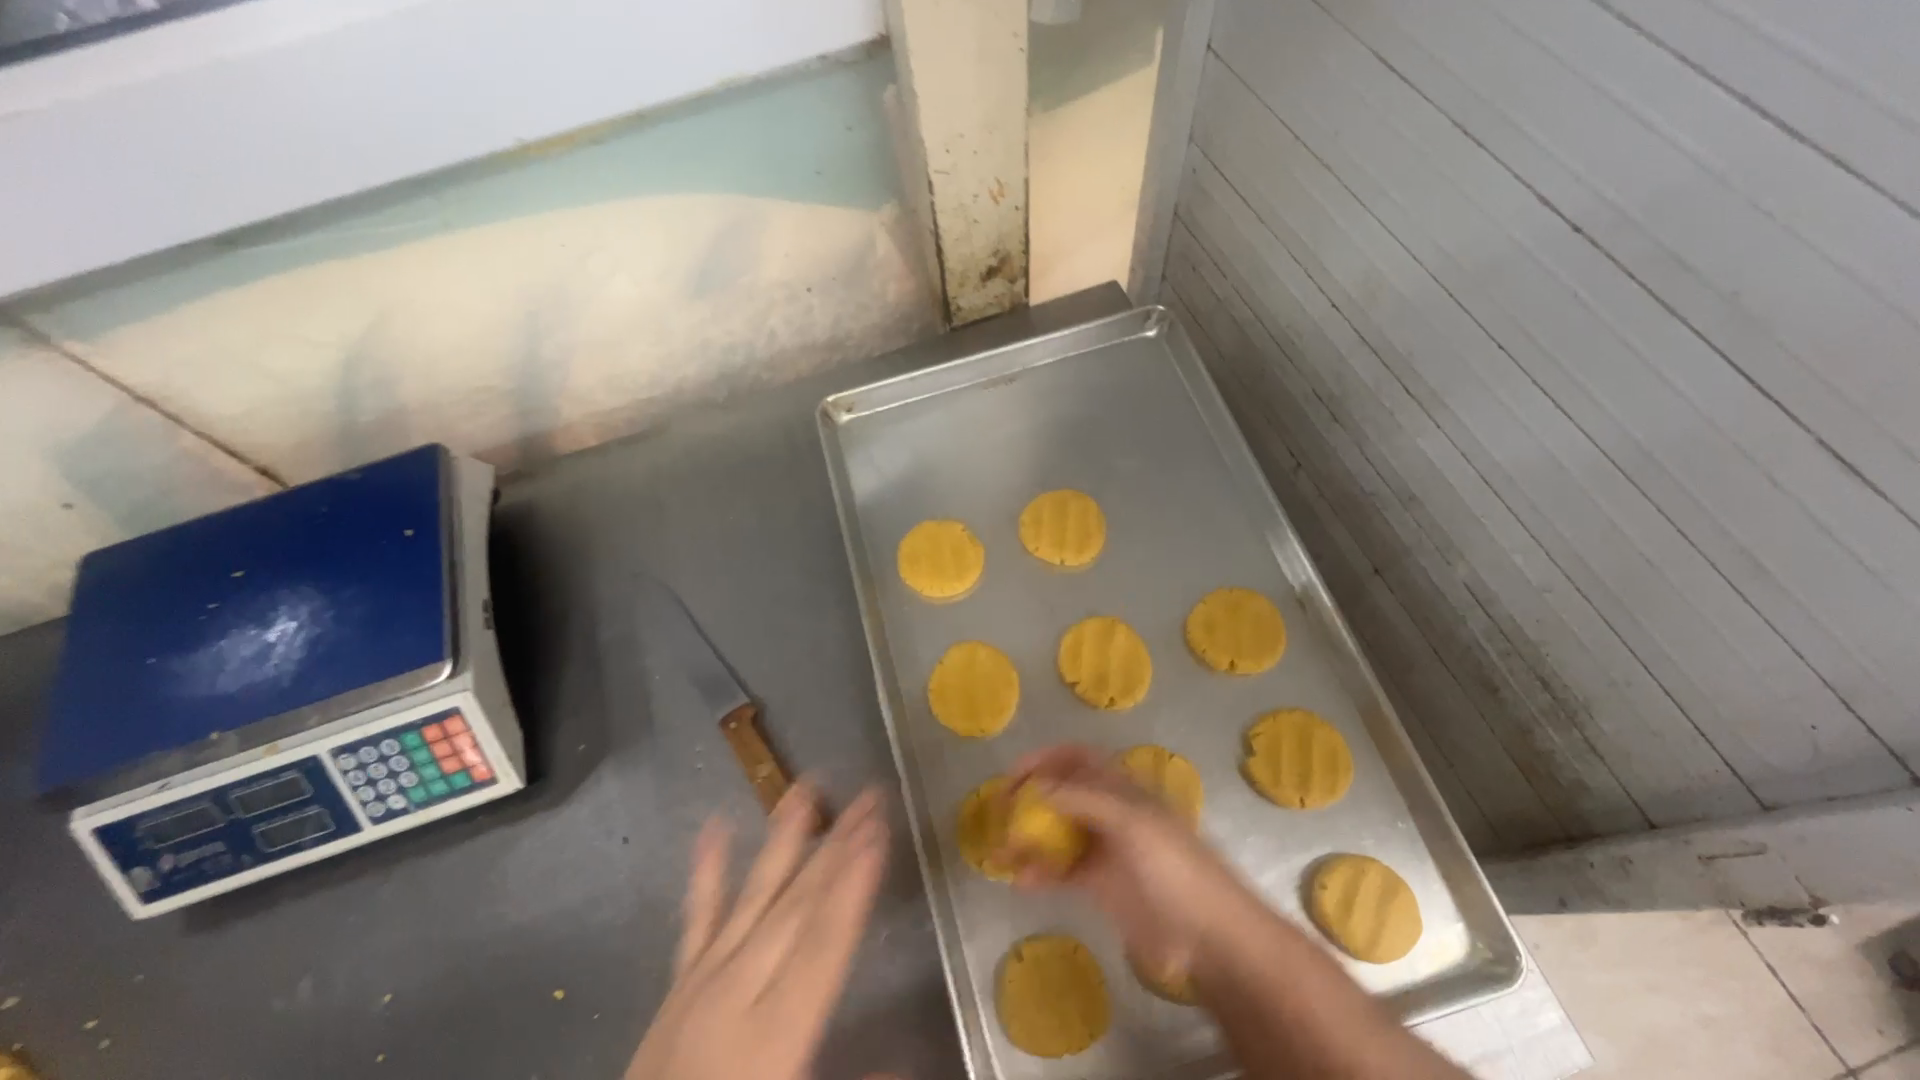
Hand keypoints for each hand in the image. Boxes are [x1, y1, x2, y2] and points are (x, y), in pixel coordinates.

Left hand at [624, 783, 888, 1079]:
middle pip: (798, 908)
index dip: (852, 885)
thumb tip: (910, 1064)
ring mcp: (704, 979)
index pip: (823, 943)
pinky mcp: (680, 981)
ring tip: (804, 788)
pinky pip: (697, 918)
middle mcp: (740, 990)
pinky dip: (706, 870)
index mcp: (777, 1030)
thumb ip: (856, 1078)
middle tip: (869, 798)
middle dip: (838, 848)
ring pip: (753, 897)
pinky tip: (711, 826)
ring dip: (784, 840)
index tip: (876, 832)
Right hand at [1000, 745, 1264, 981]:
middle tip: (998, 814)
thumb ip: (1084, 800)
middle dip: (1028, 799)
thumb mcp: (1132, 824)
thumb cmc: (1175, 869)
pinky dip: (1038, 873)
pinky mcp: (1100, 886)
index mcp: (1123, 789)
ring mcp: (1104, 850)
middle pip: (1061, 794)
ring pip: (1056, 833)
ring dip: (1027, 838)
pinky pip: (1060, 871)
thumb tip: (1036, 786)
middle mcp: (1111, 813)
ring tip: (999, 853)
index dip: (1044, 759)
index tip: (1011, 775)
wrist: (1210, 934)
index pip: (1077, 759)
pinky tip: (1019, 882)